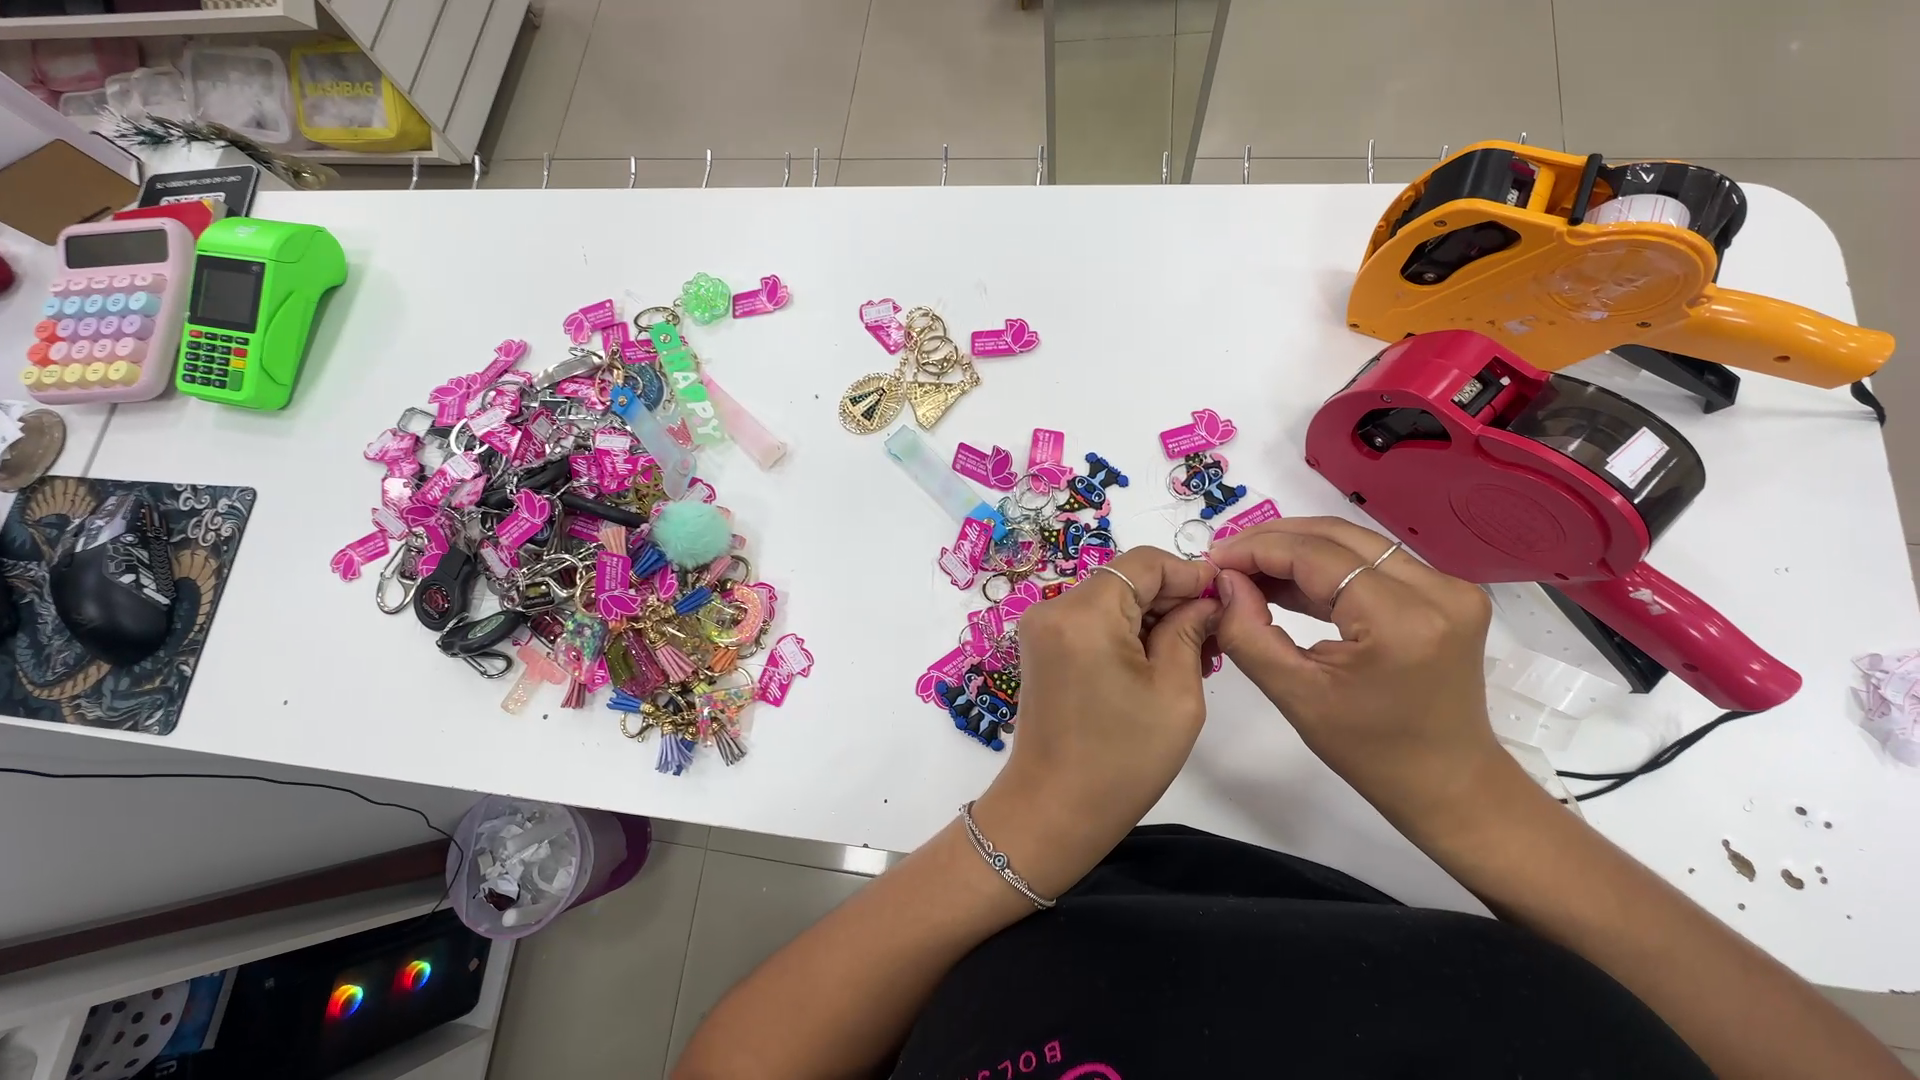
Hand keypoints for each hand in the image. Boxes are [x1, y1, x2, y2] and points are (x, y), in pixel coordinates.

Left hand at [972, 547, 1218, 897]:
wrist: (1053, 811)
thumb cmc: (1122, 759)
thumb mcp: (1175, 692)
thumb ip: (1190, 631)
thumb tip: (1207, 599)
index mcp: (1083, 612)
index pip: (1144, 562)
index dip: (1189, 574)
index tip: (1224, 600)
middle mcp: (1053, 608)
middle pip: (1125, 579)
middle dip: (1172, 599)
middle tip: (1213, 637)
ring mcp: (1041, 628)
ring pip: (1110, 599)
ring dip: (1151, 617)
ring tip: (1193, 655)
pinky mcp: (1041, 649)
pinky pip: (1091, 622)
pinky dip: (1125, 632)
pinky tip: (1157, 662)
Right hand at [1208, 517, 1511, 831]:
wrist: (1447, 782)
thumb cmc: (1369, 751)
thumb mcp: (1294, 695)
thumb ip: (1247, 632)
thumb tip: (1223, 582)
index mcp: (1402, 620)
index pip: (1316, 556)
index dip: (1258, 550)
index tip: (1213, 559)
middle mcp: (1437, 590)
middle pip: (1339, 536)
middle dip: (1274, 540)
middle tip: (1226, 558)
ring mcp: (1450, 588)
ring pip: (1356, 543)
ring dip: (1299, 550)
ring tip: (1249, 570)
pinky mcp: (1448, 593)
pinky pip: (1374, 562)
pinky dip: (1327, 567)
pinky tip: (1287, 583)